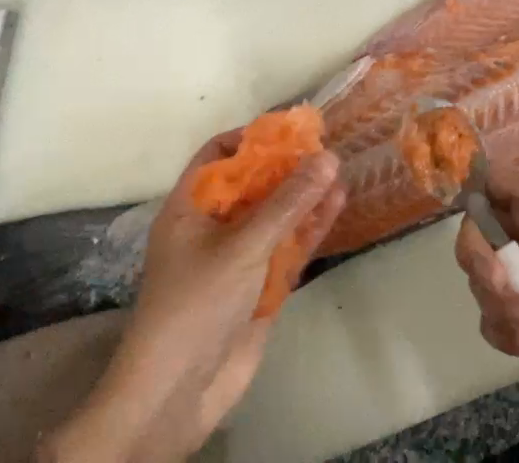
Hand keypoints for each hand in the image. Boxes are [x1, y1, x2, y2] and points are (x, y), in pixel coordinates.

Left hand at [43, 132, 345, 462]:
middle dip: (288, 166)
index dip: (252, 138)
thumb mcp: (242, 245)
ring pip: (276, 216)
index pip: (218, 156)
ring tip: (340, 172)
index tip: (291, 127)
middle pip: (254, 184)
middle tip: (326, 146)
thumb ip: (287, 202)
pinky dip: (310, 228)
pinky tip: (337, 206)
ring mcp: (238, 258)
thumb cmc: (196, 304)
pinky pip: (288, 247)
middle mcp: (213, 228)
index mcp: (189, 209)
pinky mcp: (260, 286)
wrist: (178, 391)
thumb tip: (328, 157)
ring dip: (305, 197)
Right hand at [454, 162, 518, 462]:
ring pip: (480, 283)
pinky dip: (507, 332)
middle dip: (480, 262)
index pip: (493, 190)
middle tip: (501, 282)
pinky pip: (490, 322)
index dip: (479, 204)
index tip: (482, 227)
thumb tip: (494, 173)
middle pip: (475, 237)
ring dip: (500, 304)